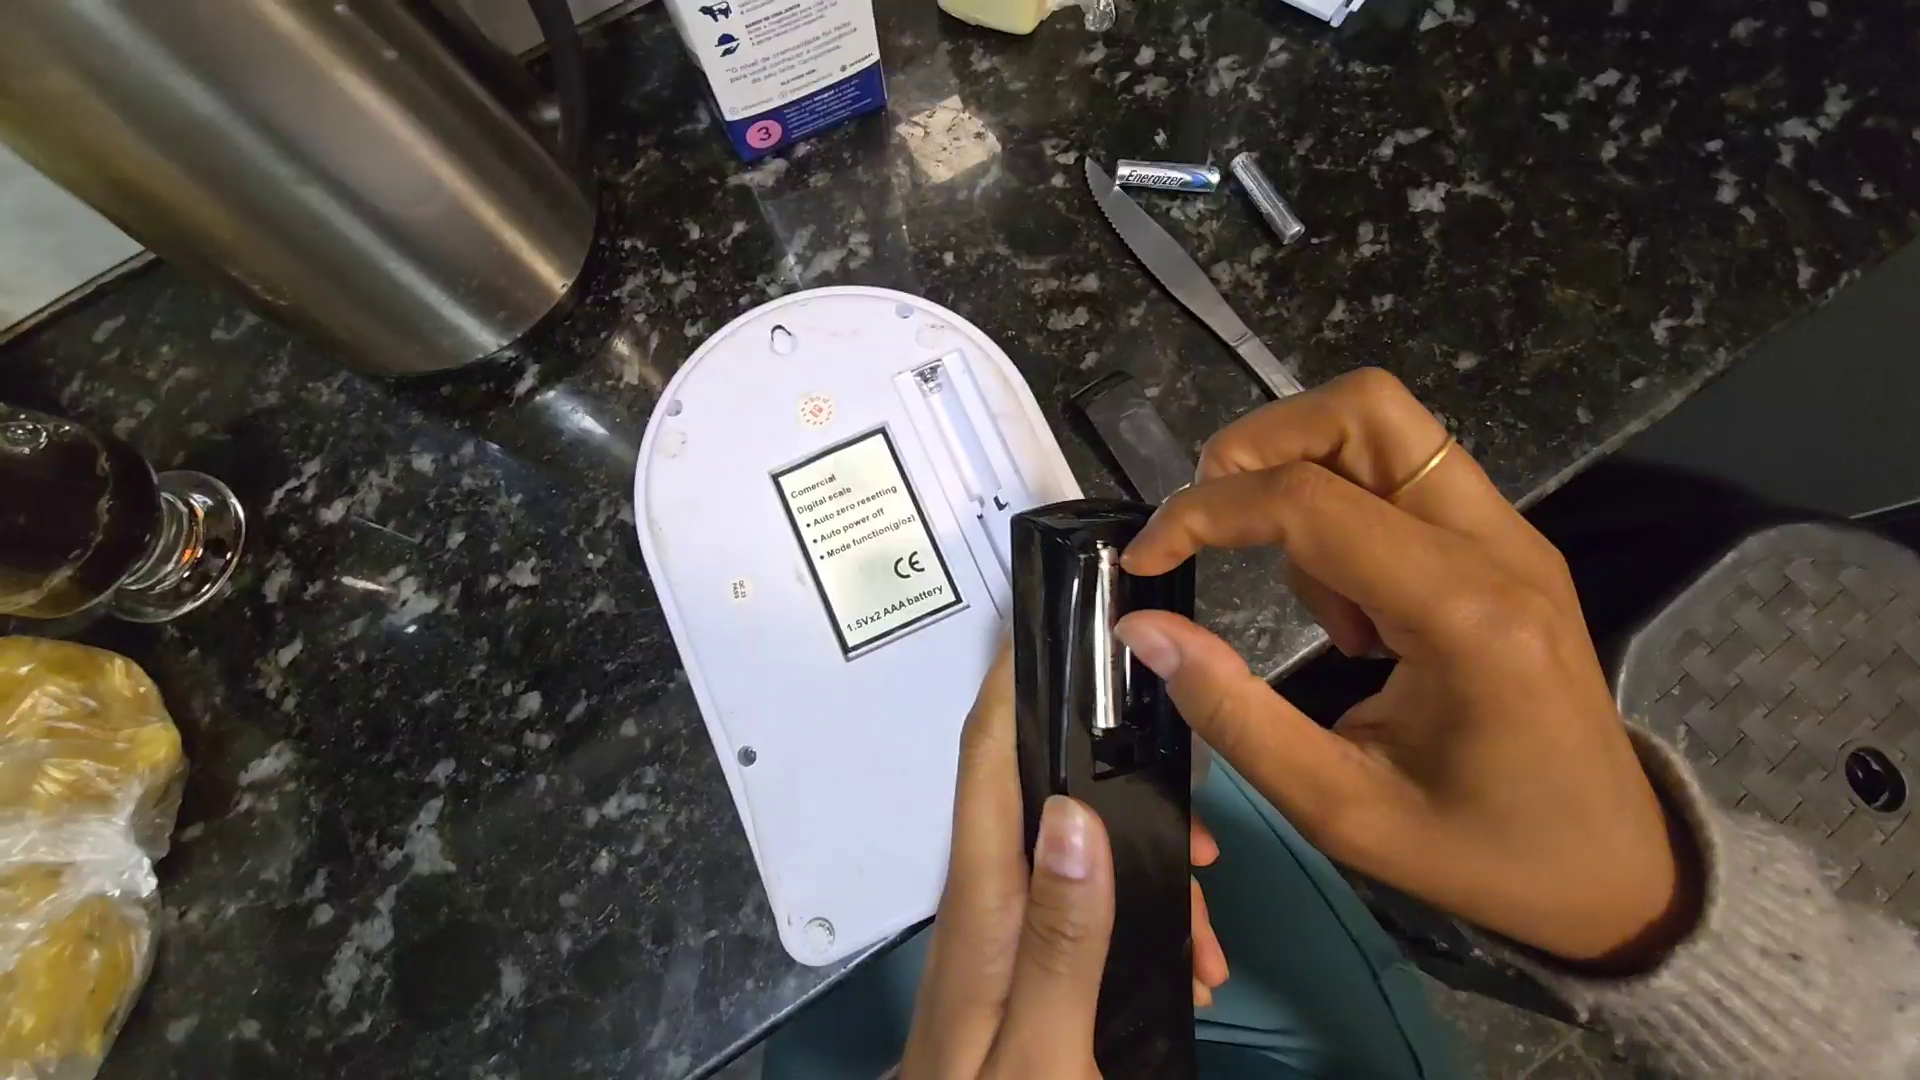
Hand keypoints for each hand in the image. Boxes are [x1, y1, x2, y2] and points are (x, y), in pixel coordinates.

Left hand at [901, 650, 1228, 1078]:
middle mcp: (989, 894)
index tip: (1048, 624)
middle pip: (1043, 790)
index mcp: (983, 899)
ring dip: (1144, 860)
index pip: (987, 759)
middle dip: (1118, 777)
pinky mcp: (1027, 960)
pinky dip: (1136, 911)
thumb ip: (1059, 940)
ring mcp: (1008, 927)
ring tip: (1207, 908)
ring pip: (1078, 848)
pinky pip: (1085, 904)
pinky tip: (1186, 957)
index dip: (1009, 682)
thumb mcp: (1041, 1055)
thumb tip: (1075, 811)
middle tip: (1198, 814)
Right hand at [1114, 369, 1699, 969]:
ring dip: (1293, 473)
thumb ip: (1234, 716)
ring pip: (1377, 424)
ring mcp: (1502, 532)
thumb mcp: (1340, 810)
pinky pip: (1390, 472)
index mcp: (1464, 612)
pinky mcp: (1494, 540)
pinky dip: (1330, 505)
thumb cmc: (1482, 849)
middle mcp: (1493, 543)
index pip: (1309, 501)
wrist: (1617, 869)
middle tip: (1207, 524)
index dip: (1202, 514)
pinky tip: (1341, 602)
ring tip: (1296, 586)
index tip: (1144, 559)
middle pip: (1362, 409)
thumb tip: (1144, 629)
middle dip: (1256, 447)